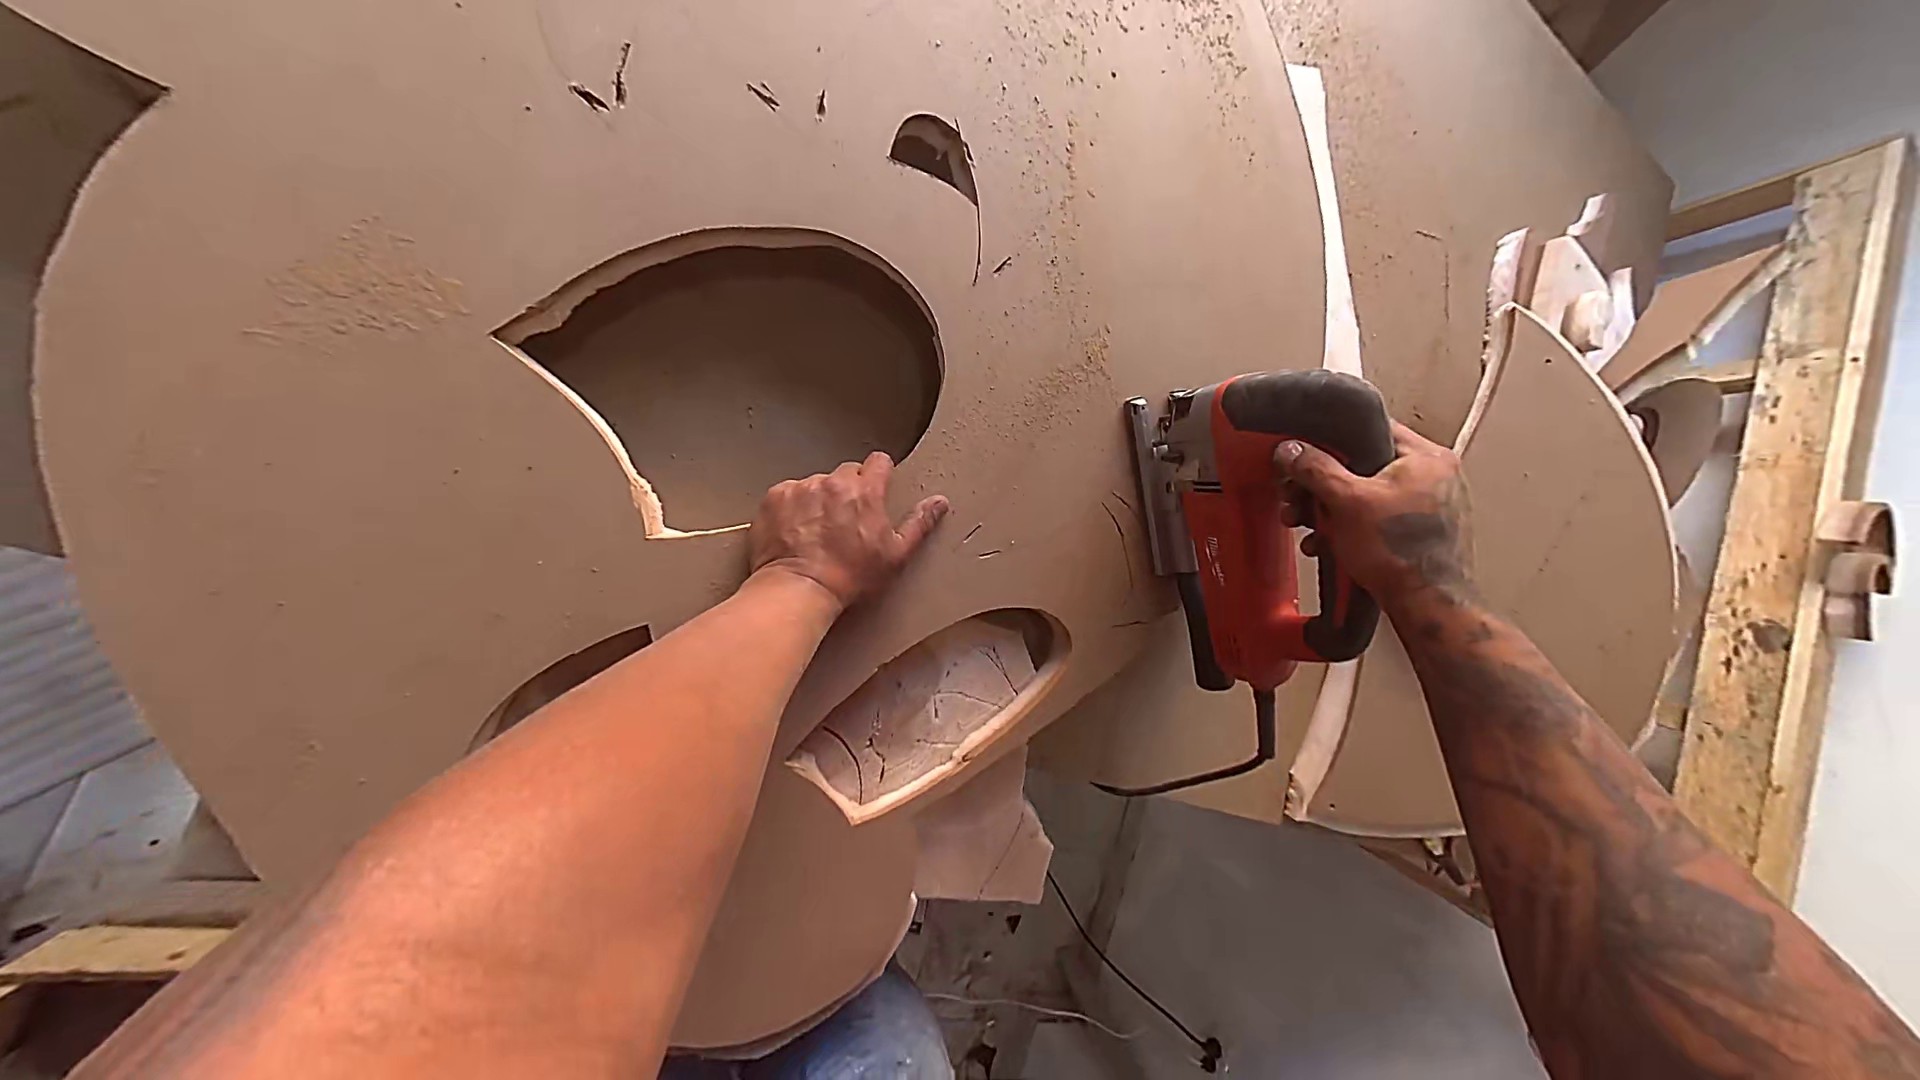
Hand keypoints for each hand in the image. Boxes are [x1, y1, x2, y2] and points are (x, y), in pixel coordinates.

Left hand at [748, 452, 949, 610]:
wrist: (800, 588)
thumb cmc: (849, 577)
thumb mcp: (895, 555)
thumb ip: (919, 524)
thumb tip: (938, 503)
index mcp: (866, 492)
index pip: (878, 462)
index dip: (879, 474)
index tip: (877, 487)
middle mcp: (833, 483)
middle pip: (846, 473)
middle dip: (848, 491)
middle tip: (846, 520)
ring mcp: (801, 488)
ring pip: (816, 484)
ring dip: (819, 500)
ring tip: (817, 531)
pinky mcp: (775, 499)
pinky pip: (788, 494)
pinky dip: (792, 508)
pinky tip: (796, 532)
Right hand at [1274, 421, 1474, 608]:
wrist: (1426, 604)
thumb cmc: (1402, 553)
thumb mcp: (1345, 502)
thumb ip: (1316, 469)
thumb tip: (1292, 449)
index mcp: (1425, 458)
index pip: (1369, 430)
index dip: (1329, 441)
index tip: (1303, 454)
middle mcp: (1431, 477)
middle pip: (1359, 466)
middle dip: (1319, 486)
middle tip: (1298, 498)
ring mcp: (1425, 505)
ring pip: (1361, 495)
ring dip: (1326, 511)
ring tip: (1307, 525)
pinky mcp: (1414, 531)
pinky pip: (1370, 519)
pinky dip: (1345, 528)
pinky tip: (1326, 542)